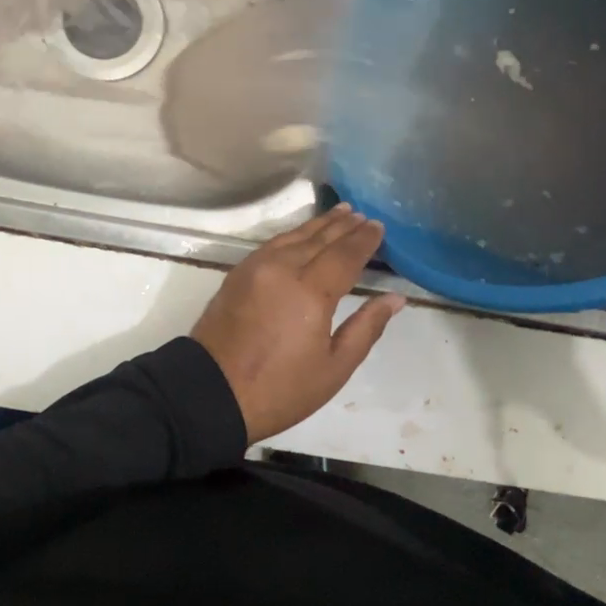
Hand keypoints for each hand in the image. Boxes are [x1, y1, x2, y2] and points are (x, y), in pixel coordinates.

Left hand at [191, 206, 406, 443]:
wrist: (211, 392)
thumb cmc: (280, 389)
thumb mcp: (333, 368)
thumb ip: (365, 328)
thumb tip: (394, 298)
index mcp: (310, 292)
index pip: (344, 255)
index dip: (363, 241)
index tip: (378, 227)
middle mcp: (282, 270)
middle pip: (318, 240)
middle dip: (343, 227)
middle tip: (362, 215)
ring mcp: (255, 269)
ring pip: (292, 238)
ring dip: (317, 226)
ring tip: (339, 214)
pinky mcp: (237, 275)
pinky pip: (271, 245)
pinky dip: (292, 236)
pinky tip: (301, 236)